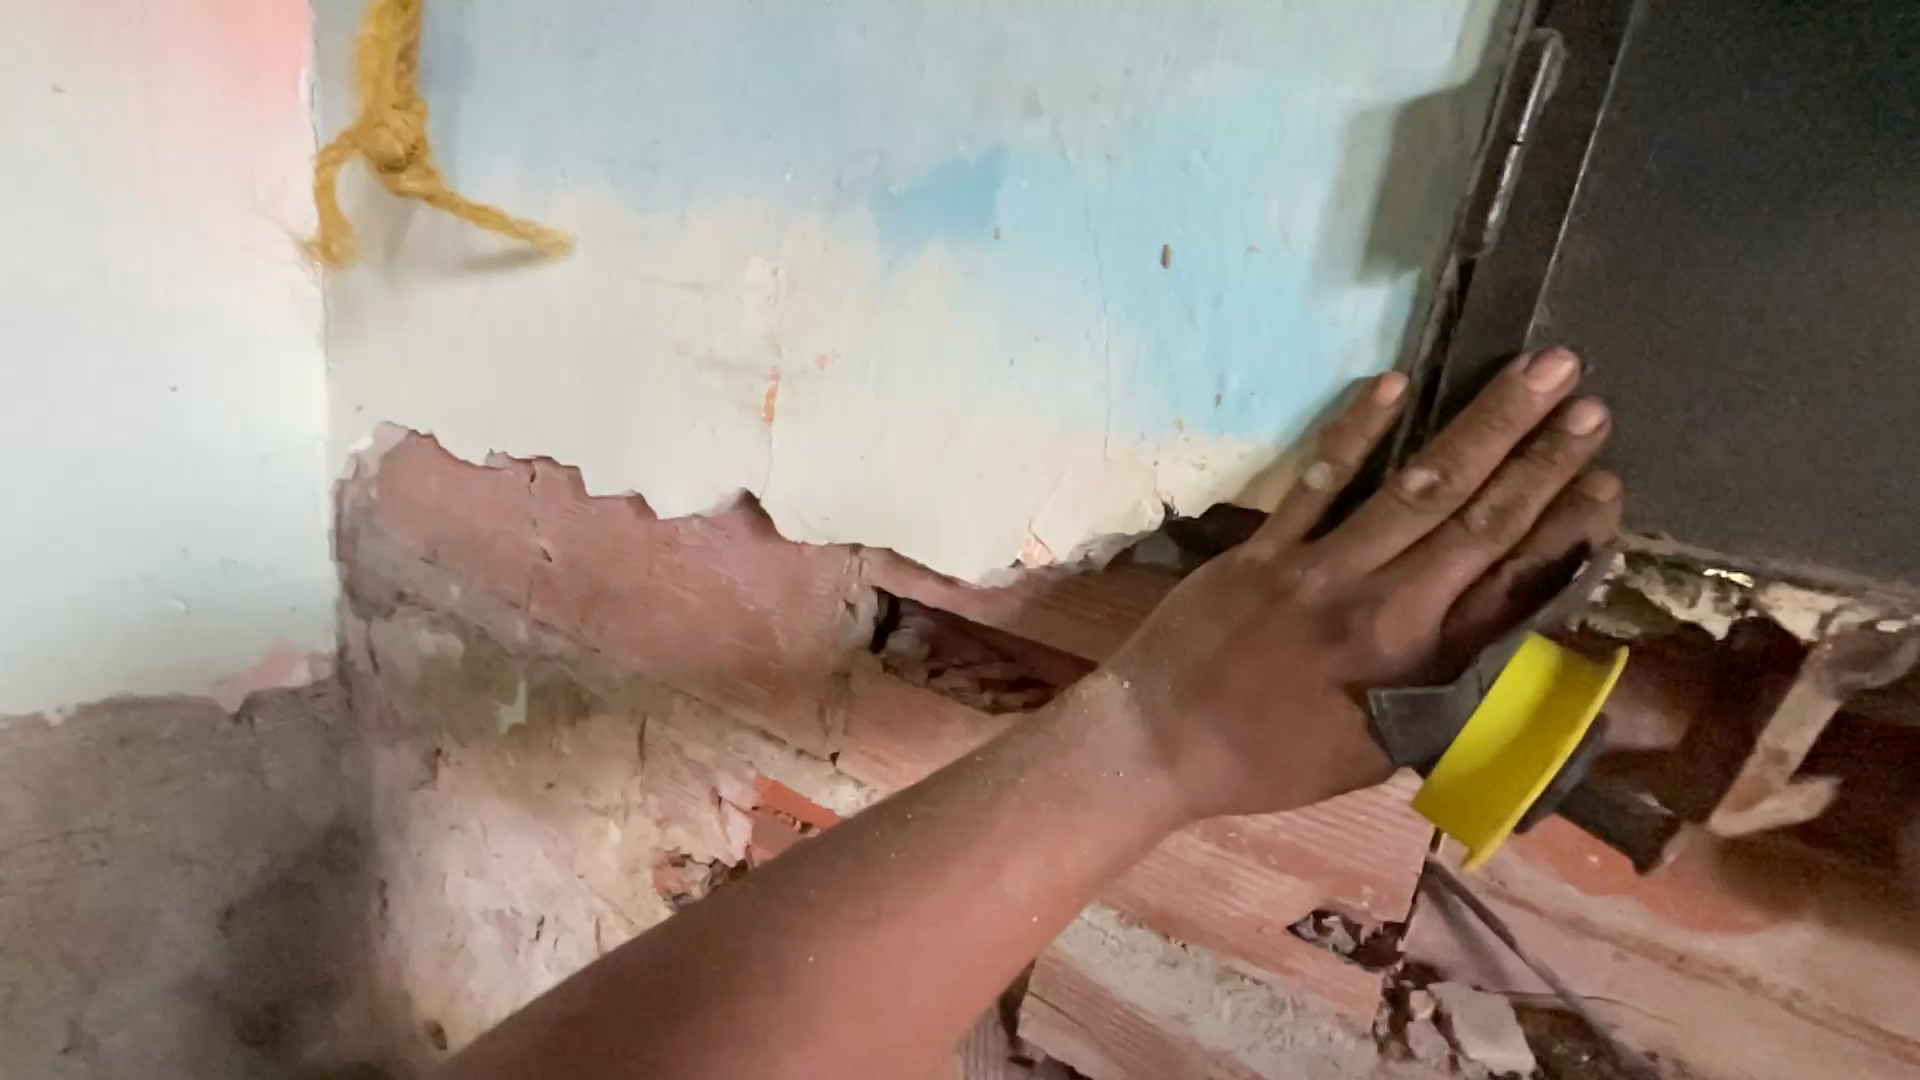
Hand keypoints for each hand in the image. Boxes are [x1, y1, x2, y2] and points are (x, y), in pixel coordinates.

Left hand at [1099, 349, 1622, 821]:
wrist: (1161, 741)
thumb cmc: (1269, 761)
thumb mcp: (1377, 756)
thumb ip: (1442, 702)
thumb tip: (1505, 653)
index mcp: (1420, 667)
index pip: (1516, 586)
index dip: (1566, 531)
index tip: (1607, 482)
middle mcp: (1382, 608)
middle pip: (1480, 523)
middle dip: (1541, 461)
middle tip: (1593, 403)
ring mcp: (1317, 570)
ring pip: (1416, 490)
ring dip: (1480, 430)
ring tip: (1538, 374)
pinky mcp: (1260, 550)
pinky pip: (1316, 482)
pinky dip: (1353, 433)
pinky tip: (1394, 386)